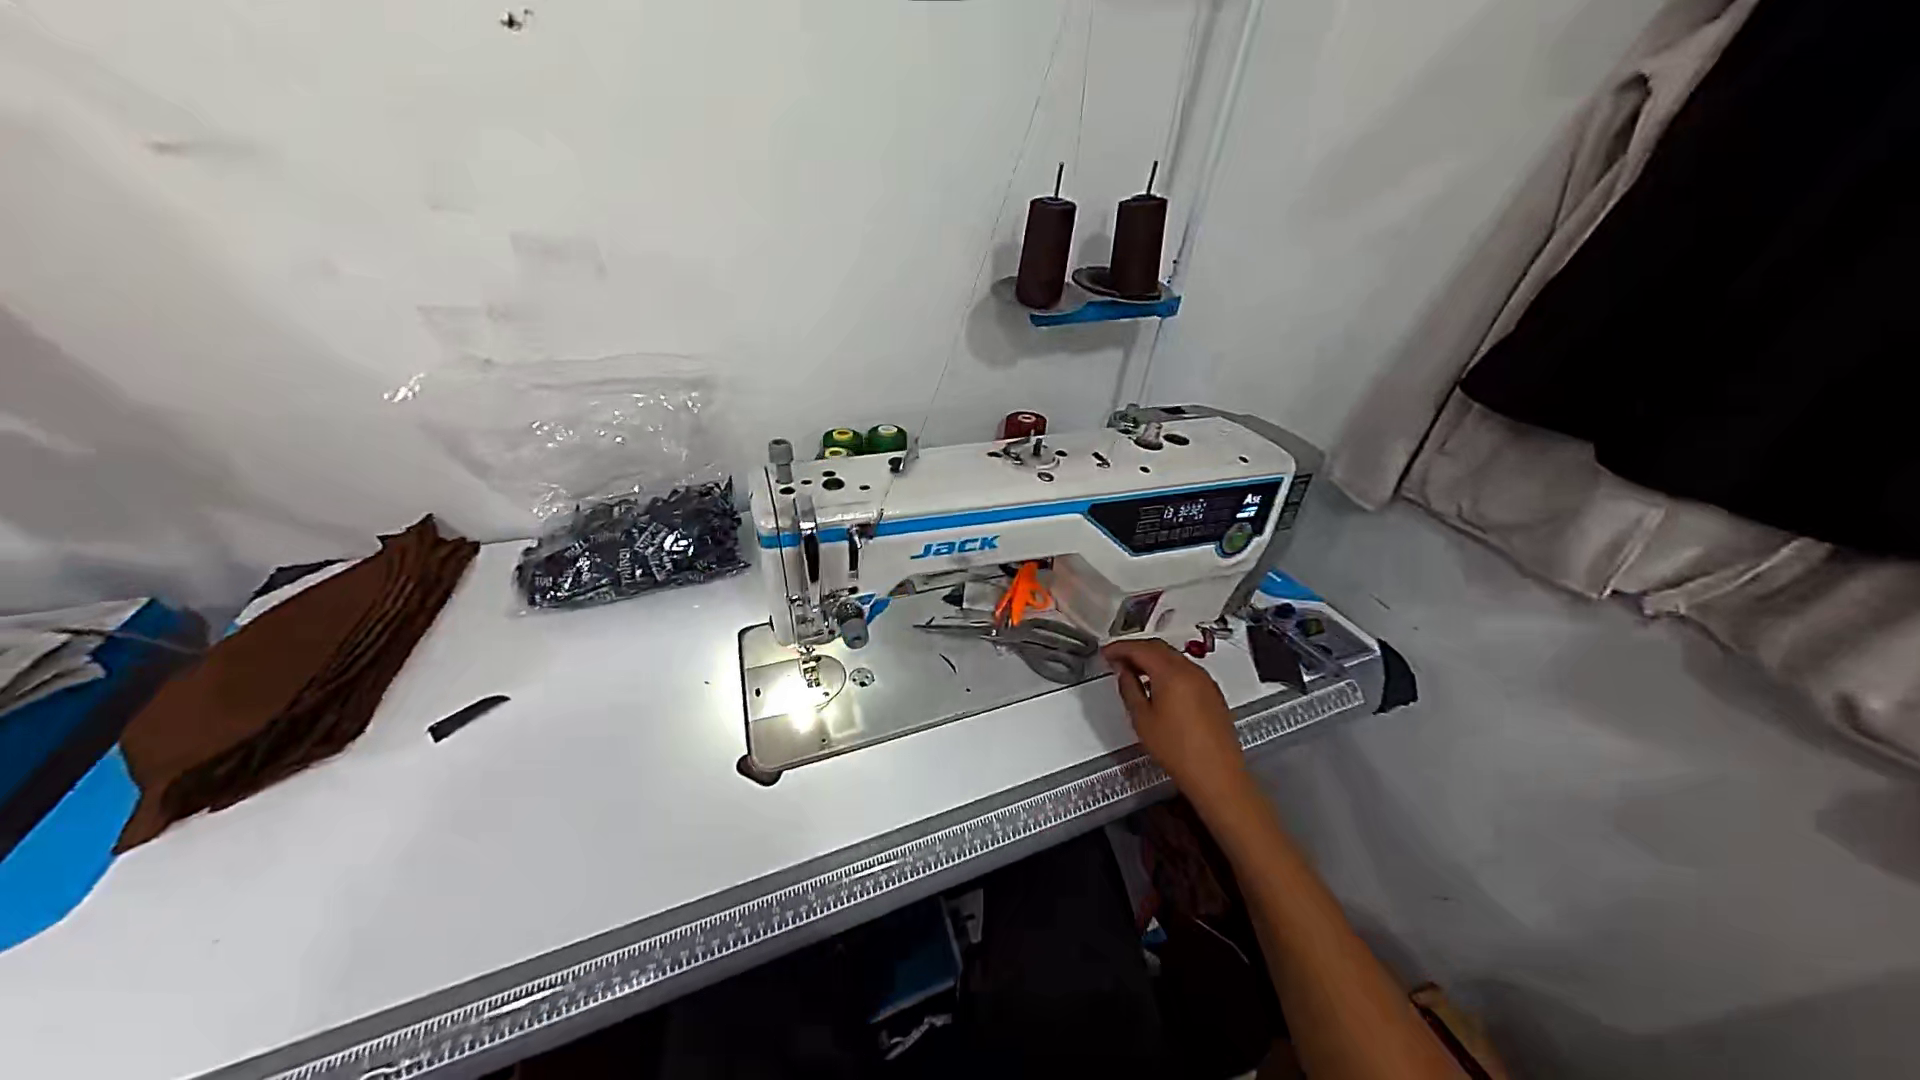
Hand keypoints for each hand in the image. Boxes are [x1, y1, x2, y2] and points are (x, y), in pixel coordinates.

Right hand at [1104, 638, 1247, 796]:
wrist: (1216, 774)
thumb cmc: (1180, 751)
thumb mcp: (1142, 719)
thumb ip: (1129, 688)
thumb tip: (1123, 672)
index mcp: (1171, 673)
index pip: (1140, 649)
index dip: (1120, 648)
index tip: (1108, 652)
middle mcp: (1191, 671)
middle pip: (1158, 648)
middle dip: (1135, 650)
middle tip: (1117, 658)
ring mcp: (1205, 681)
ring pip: (1173, 657)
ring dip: (1152, 659)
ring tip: (1134, 671)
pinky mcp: (1212, 692)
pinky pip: (1186, 670)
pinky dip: (1167, 670)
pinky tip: (1157, 684)